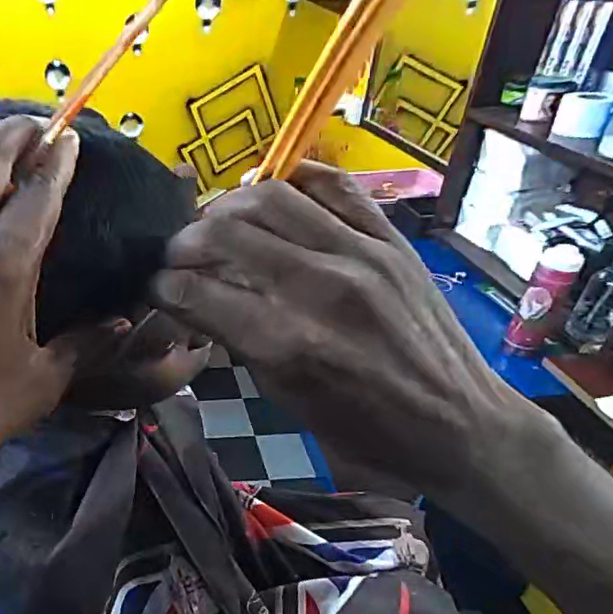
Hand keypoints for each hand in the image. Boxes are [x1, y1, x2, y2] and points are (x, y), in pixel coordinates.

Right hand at [150, 161, 549, 499]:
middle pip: (224, 232)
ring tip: (216, 224)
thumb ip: (236, 341)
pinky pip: (333, 184)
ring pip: (270, 196)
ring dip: (226, 206)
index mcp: (286, 343)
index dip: (161, 285)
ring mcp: (360, 254)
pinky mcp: (390, 238)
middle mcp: (319, 287)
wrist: (459, 426)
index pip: (197, 291)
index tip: (153, 286)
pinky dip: (293, 180)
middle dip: (183, 242)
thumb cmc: (364, 433)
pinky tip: (273, 195)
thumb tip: (191, 300)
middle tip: (175, 255)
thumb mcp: (285, 401)